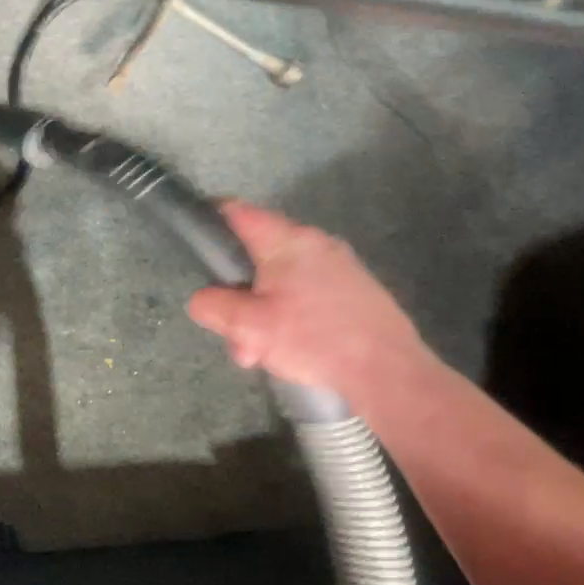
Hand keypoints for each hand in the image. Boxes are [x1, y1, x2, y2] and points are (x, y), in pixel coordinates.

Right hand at [188, 202, 430, 396]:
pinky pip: (306, 293)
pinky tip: (289, 347)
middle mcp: (317, 244)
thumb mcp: (246, 326)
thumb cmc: (313, 340)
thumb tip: (203, 299)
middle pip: (258, 254)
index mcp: (289, 242)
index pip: (239, 212)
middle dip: (237, 290)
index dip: (210, 218)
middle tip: (230, 327)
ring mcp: (341, 266)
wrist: (388, 372)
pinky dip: (288, 315)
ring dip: (261, 311)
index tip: (195, 238)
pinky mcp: (356, 291)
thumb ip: (212, 306)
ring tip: (260, 350)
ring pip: (281, 280)